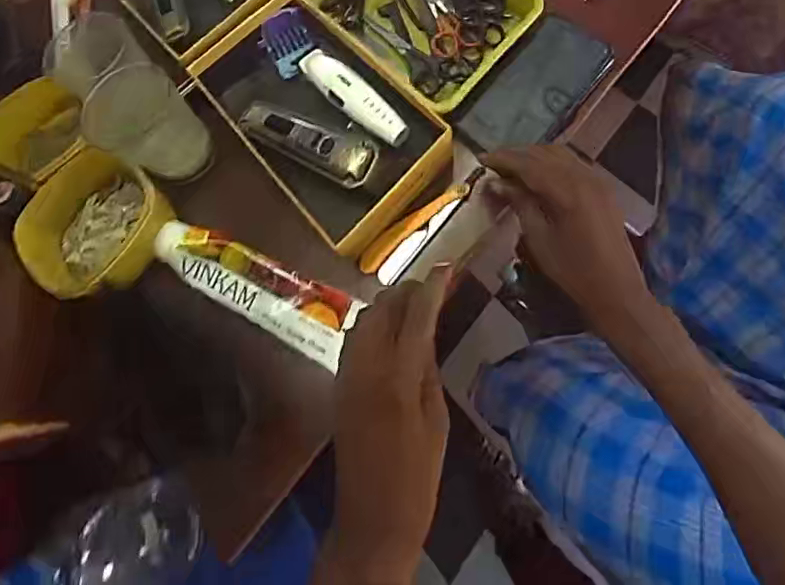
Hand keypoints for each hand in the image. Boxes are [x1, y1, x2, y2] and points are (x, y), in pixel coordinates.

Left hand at [317, 273, 450, 584]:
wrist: (370, 518)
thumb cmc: (417, 477)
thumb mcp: (437, 421)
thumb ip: (427, 369)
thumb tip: (426, 330)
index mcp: (397, 376)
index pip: (416, 315)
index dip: (432, 287)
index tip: (447, 267)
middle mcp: (366, 364)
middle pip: (385, 307)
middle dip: (409, 291)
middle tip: (434, 290)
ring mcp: (347, 371)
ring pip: (367, 316)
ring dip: (390, 304)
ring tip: (416, 308)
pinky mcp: (338, 381)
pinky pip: (356, 336)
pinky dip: (375, 324)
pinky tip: (392, 332)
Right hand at [484, 145, 648, 330]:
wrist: (618, 292)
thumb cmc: (573, 271)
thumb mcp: (539, 239)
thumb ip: (520, 203)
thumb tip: (497, 182)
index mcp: (567, 191)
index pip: (528, 164)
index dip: (502, 159)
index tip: (481, 159)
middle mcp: (584, 178)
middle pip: (544, 153)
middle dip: (516, 155)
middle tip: (492, 164)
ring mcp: (597, 181)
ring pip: (560, 153)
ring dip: (534, 155)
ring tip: (512, 167)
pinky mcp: (603, 188)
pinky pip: (573, 163)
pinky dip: (552, 161)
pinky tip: (539, 173)